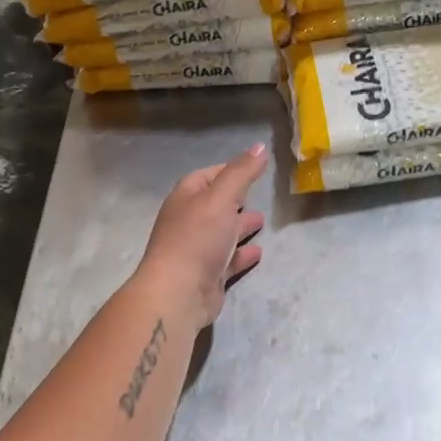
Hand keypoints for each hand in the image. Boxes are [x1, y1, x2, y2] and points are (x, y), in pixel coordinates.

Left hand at [132, 143, 269, 329]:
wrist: (178, 293)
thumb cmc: (196, 238)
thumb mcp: (221, 198)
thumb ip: (241, 173)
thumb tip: (260, 146)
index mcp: (185, 198)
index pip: (207, 176)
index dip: (228, 170)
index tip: (252, 167)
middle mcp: (188, 222)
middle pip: (214, 205)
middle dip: (235, 199)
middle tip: (259, 195)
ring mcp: (196, 250)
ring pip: (222, 233)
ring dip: (240, 226)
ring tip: (262, 221)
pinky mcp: (207, 275)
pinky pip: (228, 260)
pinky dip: (242, 254)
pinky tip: (259, 252)